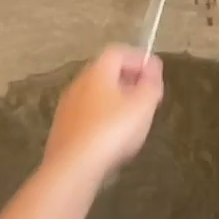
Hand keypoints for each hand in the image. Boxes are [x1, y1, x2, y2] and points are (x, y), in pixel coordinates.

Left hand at [42, 45, 163, 181]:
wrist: (73, 167)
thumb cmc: (113, 130)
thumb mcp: (144, 105)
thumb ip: (151, 84)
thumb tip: (152, 69)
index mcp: (98, 72)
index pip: (118, 52)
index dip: (139, 58)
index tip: (155, 73)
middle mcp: (78, 84)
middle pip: (105, 72)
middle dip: (128, 79)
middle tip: (147, 95)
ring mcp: (67, 107)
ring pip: (96, 94)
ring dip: (116, 99)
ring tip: (133, 117)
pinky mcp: (63, 128)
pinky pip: (88, 114)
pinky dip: (104, 116)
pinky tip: (114, 136)